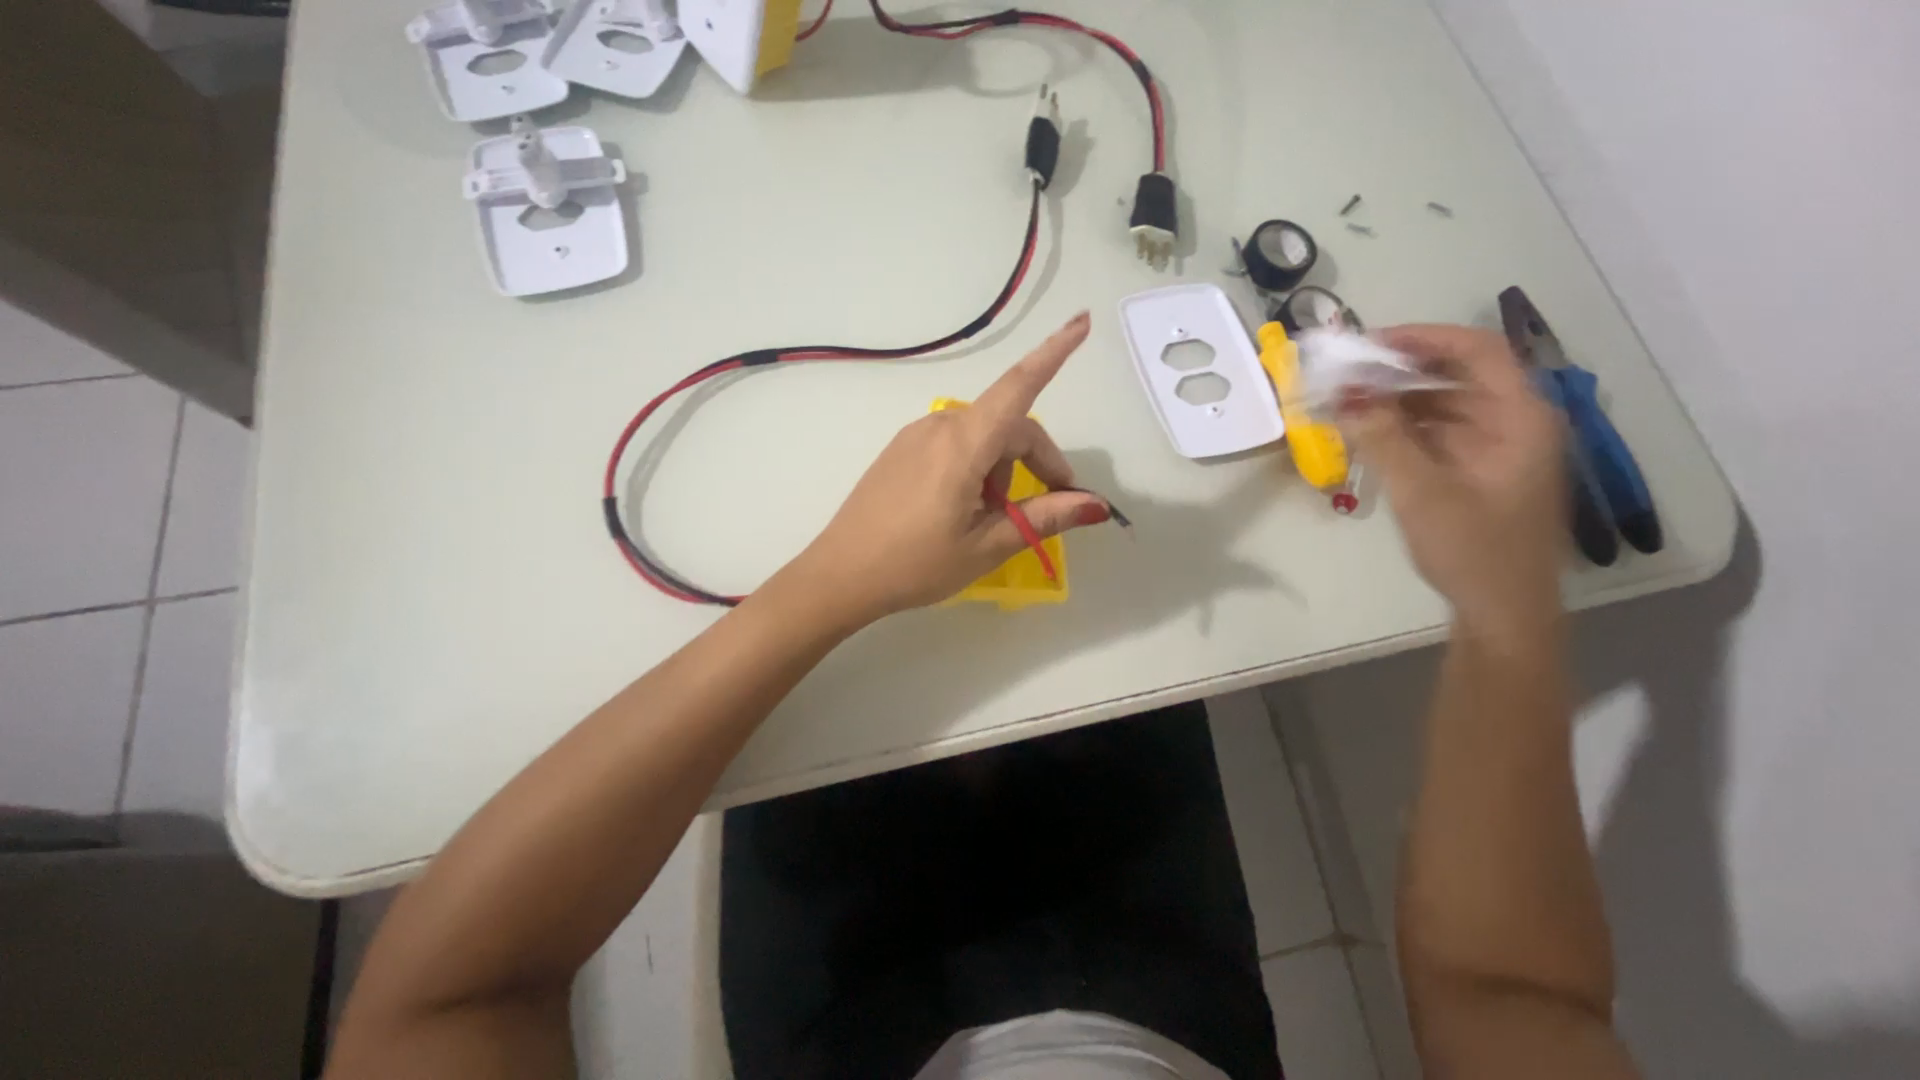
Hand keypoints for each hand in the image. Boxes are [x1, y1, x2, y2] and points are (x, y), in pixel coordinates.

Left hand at [780, 313, 1111, 625]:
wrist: (841, 574)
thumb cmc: (916, 564)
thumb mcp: (987, 545)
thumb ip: (1043, 518)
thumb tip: (1094, 504)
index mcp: (963, 445)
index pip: (1019, 388)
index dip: (1054, 353)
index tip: (1081, 322)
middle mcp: (940, 426)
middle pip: (1008, 423)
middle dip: (1037, 459)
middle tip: (1052, 505)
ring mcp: (917, 435)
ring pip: (982, 436)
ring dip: (1004, 468)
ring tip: (993, 520)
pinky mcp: (902, 449)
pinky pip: (955, 444)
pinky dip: (976, 466)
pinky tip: (963, 509)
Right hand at [1345, 325, 1566, 641]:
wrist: (1504, 615)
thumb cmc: (1474, 551)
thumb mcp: (1422, 492)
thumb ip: (1382, 437)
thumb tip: (1344, 394)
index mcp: (1521, 417)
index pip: (1477, 351)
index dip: (1422, 338)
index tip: (1368, 344)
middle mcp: (1516, 423)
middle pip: (1457, 375)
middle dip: (1399, 371)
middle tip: (1345, 374)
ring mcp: (1499, 449)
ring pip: (1445, 404)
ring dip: (1397, 400)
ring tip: (1346, 401)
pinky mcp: (1480, 471)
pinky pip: (1440, 434)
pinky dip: (1404, 428)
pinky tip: (1366, 432)